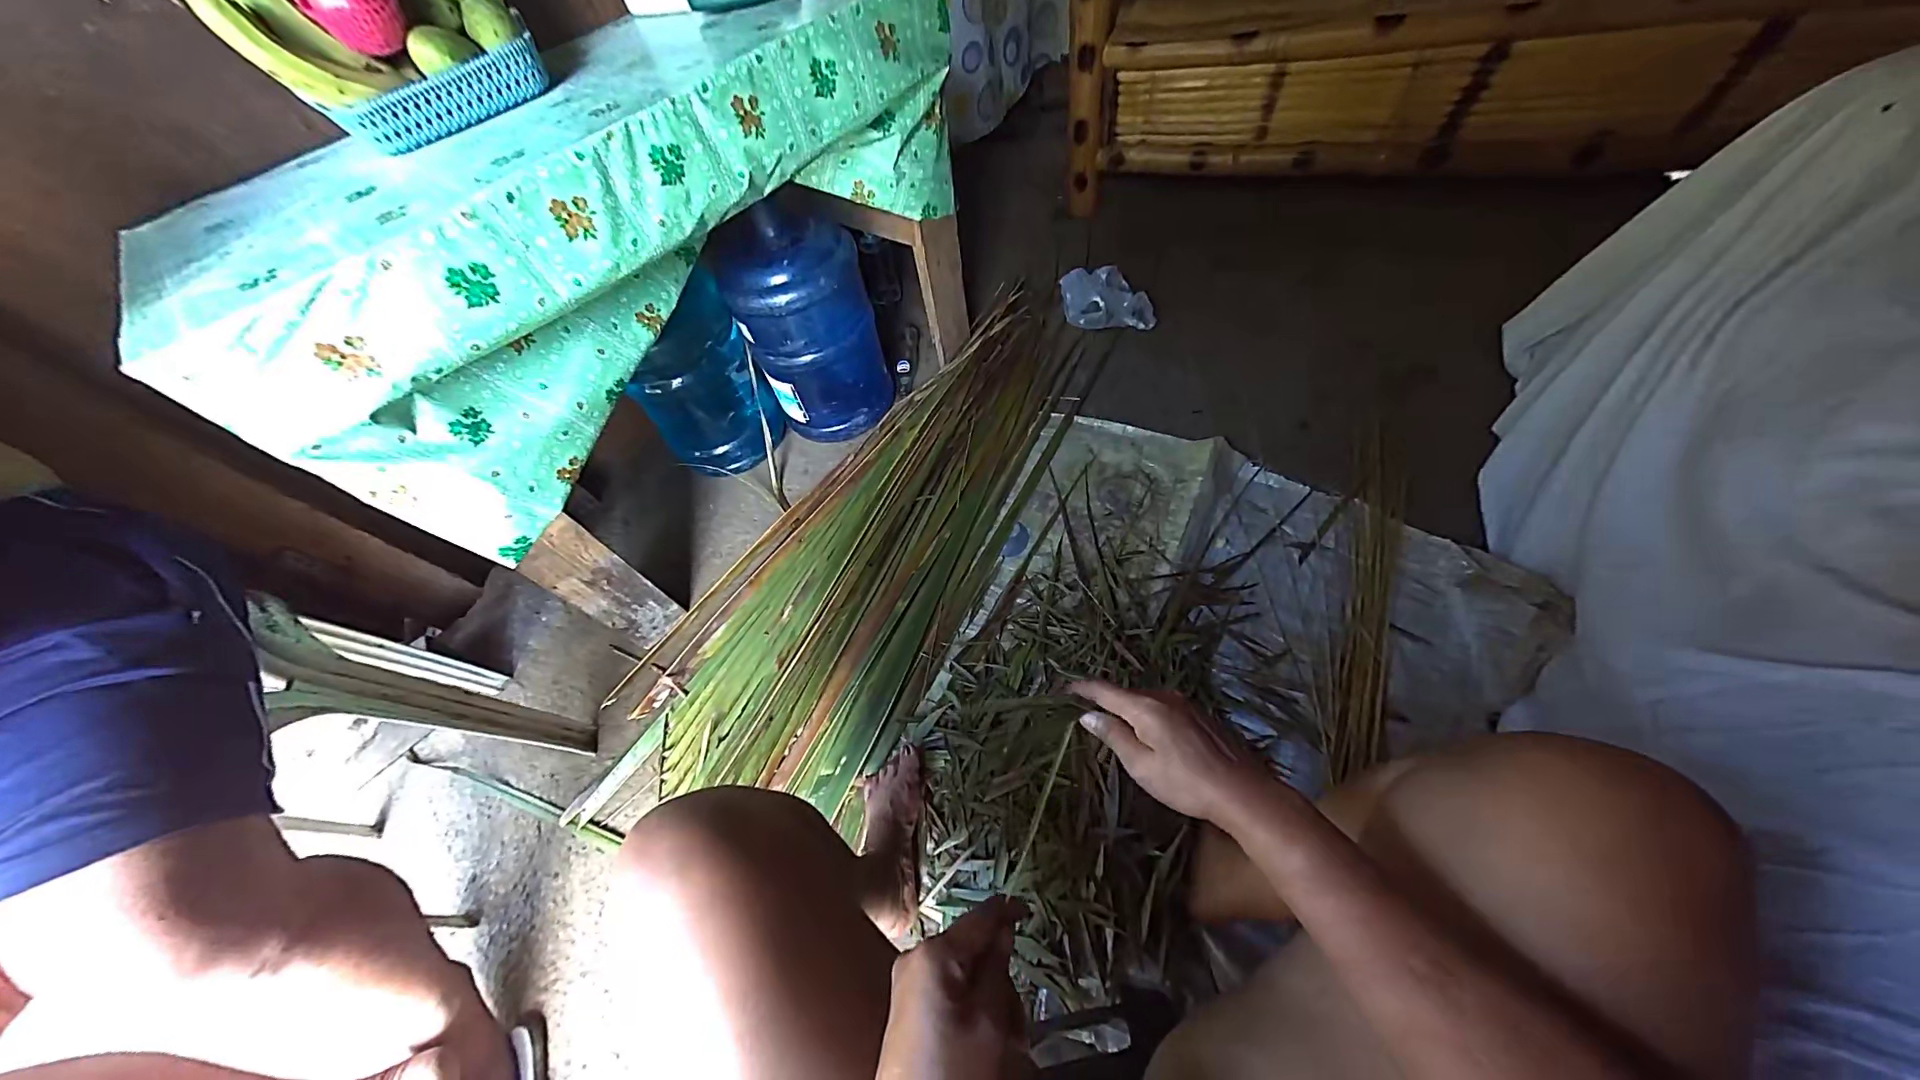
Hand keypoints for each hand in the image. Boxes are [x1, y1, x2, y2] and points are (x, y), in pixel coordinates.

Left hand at [875, 896, 1032, 1079]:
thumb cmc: (951, 1072)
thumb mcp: (988, 1021)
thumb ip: (998, 967)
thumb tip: (1003, 930)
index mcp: (934, 954)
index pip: (978, 919)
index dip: (1006, 911)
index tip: (1027, 909)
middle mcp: (917, 959)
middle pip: (974, 952)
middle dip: (1000, 982)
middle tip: (1014, 1026)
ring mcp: (909, 983)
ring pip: (966, 976)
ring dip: (990, 1002)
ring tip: (1001, 1045)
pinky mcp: (909, 1006)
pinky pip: (951, 993)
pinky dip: (972, 1011)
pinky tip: (982, 1045)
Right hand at [1071, 680, 1274, 825]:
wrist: (1242, 792)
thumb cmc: (1185, 783)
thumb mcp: (1141, 766)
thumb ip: (1114, 736)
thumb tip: (1088, 716)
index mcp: (1146, 708)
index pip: (1105, 690)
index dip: (1083, 689)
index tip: (1064, 689)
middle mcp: (1165, 697)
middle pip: (1126, 693)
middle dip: (1105, 700)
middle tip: (1086, 712)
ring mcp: (1185, 704)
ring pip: (1146, 700)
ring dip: (1129, 709)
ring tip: (1115, 725)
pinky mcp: (1199, 715)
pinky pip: (1163, 707)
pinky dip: (1148, 715)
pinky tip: (1150, 734)